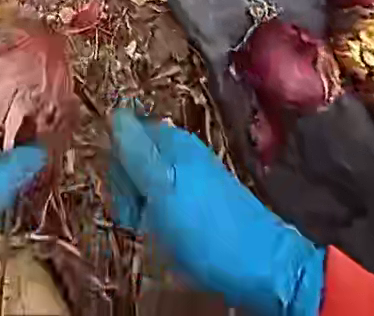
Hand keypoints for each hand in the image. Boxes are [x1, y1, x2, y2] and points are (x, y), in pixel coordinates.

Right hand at [108, 109, 324, 315]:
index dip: (117, 163)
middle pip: (136, 157)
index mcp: (172, 140)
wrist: (259, 262)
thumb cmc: (204, 225)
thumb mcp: (161, 188)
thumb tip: (114, 112)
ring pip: (148, 182)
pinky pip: (165, 198)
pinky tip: (167, 235)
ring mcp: (193, 174)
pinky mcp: (201, 198)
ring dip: (141, 206)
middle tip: (137, 218)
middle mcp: (182, 150)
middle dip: (127, 187)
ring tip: (153, 230)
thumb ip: (136, 151)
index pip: (126, 134)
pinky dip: (158, 217)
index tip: (123, 194)